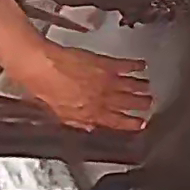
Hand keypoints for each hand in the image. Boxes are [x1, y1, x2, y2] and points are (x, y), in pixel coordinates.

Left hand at [10, 46, 154, 130]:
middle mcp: (101, 97)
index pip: (115, 121)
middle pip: (127, 102)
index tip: (140, 124)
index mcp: (89, 112)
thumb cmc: (43, 88)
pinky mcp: (105, 63)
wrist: (40, 66)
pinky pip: (126, 65)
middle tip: (149, 104)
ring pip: (131, 86)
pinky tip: (142, 66)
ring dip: (141, 87)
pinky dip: (136, 66)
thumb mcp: (57, 113)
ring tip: (148, 88)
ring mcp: (105, 80)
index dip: (129, 123)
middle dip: (141, 104)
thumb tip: (88, 126)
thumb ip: (76, 121)